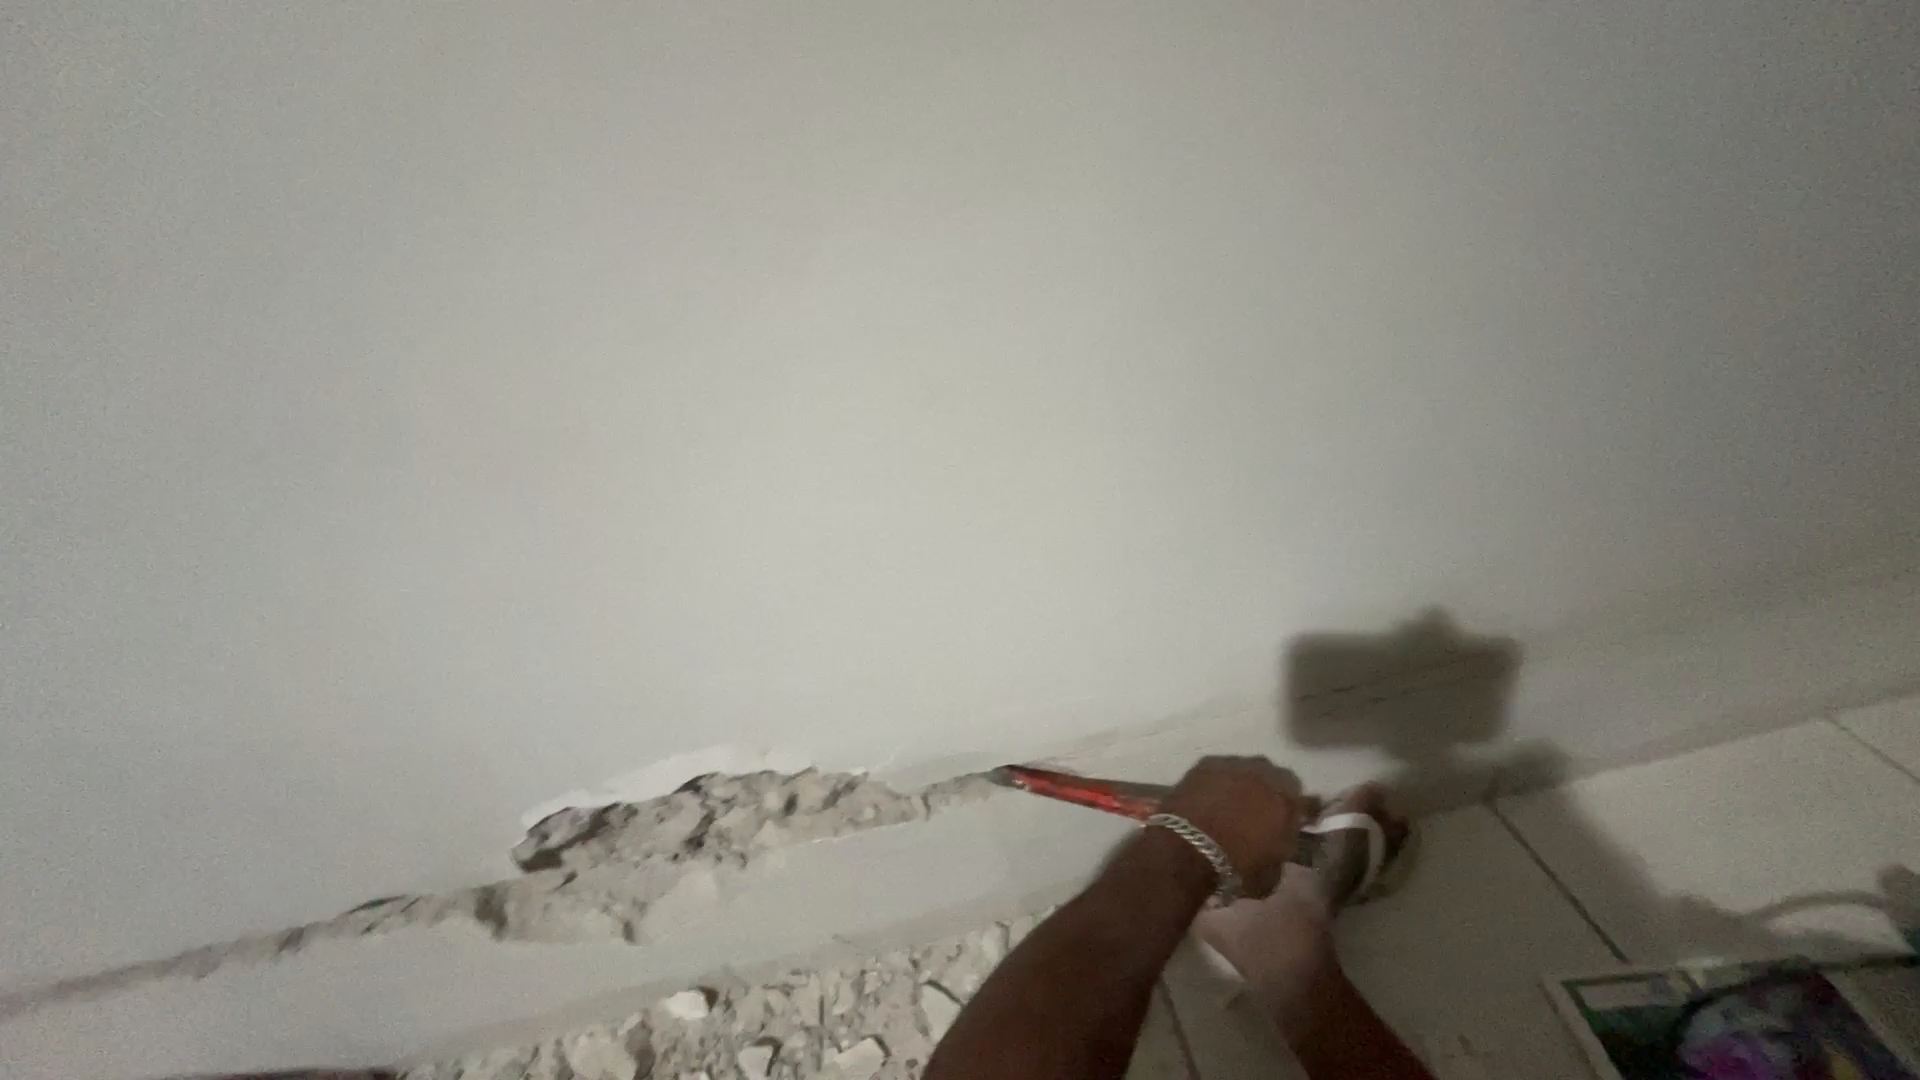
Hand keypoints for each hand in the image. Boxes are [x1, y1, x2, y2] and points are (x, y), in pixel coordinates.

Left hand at [1157, 755, 1304, 898]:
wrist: (1185, 848)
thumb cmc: (1235, 868)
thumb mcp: (1272, 875)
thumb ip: (1283, 852)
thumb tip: (1281, 845)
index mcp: (1288, 802)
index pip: (1309, 802)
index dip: (1303, 813)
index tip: (1298, 822)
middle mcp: (1264, 776)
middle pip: (1277, 778)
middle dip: (1273, 792)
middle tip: (1263, 811)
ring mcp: (1233, 765)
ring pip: (1248, 769)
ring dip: (1245, 782)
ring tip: (1234, 801)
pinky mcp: (1204, 764)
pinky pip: (1221, 769)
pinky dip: (1220, 780)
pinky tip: (1212, 795)